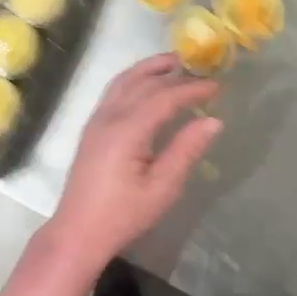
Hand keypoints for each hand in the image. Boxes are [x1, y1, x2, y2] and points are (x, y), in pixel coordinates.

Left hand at [43, 54, 221, 271]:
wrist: (78, 231)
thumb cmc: (123, 215)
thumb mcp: (161, 188)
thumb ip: (185, 150)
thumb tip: (213, 120)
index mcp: (127, 130)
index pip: (164, 97)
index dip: (192, 89)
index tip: (218, 86)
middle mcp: (109, 117)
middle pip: (144, 83)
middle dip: (174, 75)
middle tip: (203, 72)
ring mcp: (96, 120)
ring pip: (124, 81)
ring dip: (150, 69)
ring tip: (175, 63)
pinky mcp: (92, 127)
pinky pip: (114, 90)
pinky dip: (134, 79)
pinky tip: (147, 84)